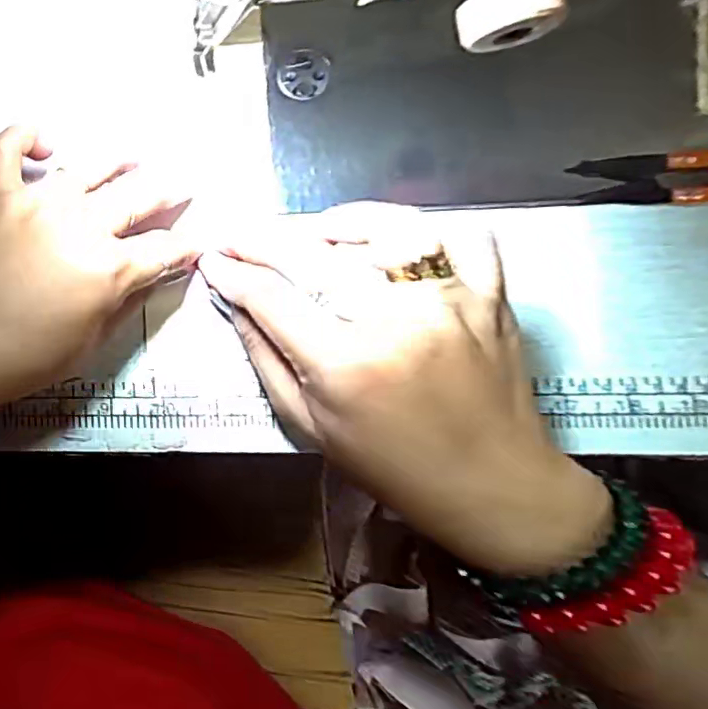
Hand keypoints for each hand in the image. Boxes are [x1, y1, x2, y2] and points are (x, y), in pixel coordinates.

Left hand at [0, 127, 199, 424]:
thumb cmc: (24, 361)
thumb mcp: (90, 343)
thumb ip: (128, 299)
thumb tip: (156, 271)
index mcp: (108, 269)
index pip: (162, 248)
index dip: (185, 247)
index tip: (196, 242)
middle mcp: (80, 225)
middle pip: (137, 198)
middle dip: (167, 194)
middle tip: (181, 187)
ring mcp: (35, 203)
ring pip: (88, 167)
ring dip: (118, 161)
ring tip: (133, 159)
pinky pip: (7, 147)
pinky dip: (25, 136)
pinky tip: (45, 143)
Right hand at [199, 203, 608, 574]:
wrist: (494, 488)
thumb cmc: (391, 466)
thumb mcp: (310, 425)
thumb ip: (267, 360)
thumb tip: (238, 306)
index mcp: (344, 364)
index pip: (271, 298)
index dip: (233, 274)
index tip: (213, 260)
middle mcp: (395, 322)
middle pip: (313, 255)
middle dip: (263, 239)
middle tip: (239, 237)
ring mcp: (449, 301)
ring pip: (387, 228)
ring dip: (340, 220)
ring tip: (313, 229)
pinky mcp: (490, 295)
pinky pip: (463, 234)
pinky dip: (426, 226)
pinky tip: (392, 238)